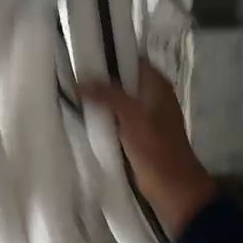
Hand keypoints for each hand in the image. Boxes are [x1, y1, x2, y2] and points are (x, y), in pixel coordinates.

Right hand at [79, 59, 217, 239]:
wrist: (174, 190)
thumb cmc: (157, 148)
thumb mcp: (131, 116)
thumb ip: (106, 94)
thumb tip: (78, 79)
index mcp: (156, 84)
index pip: (129, 57)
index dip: (108, 53)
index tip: (82, 51)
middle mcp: (150, 95)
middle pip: (120, 77)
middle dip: (97, 76)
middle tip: (69, 71)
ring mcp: (142, 115)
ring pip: (115, 98)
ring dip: (97, 96)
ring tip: (69, 90)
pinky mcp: (134, 134)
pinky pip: (113, 116)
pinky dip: (100, 114)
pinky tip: (80, 113)